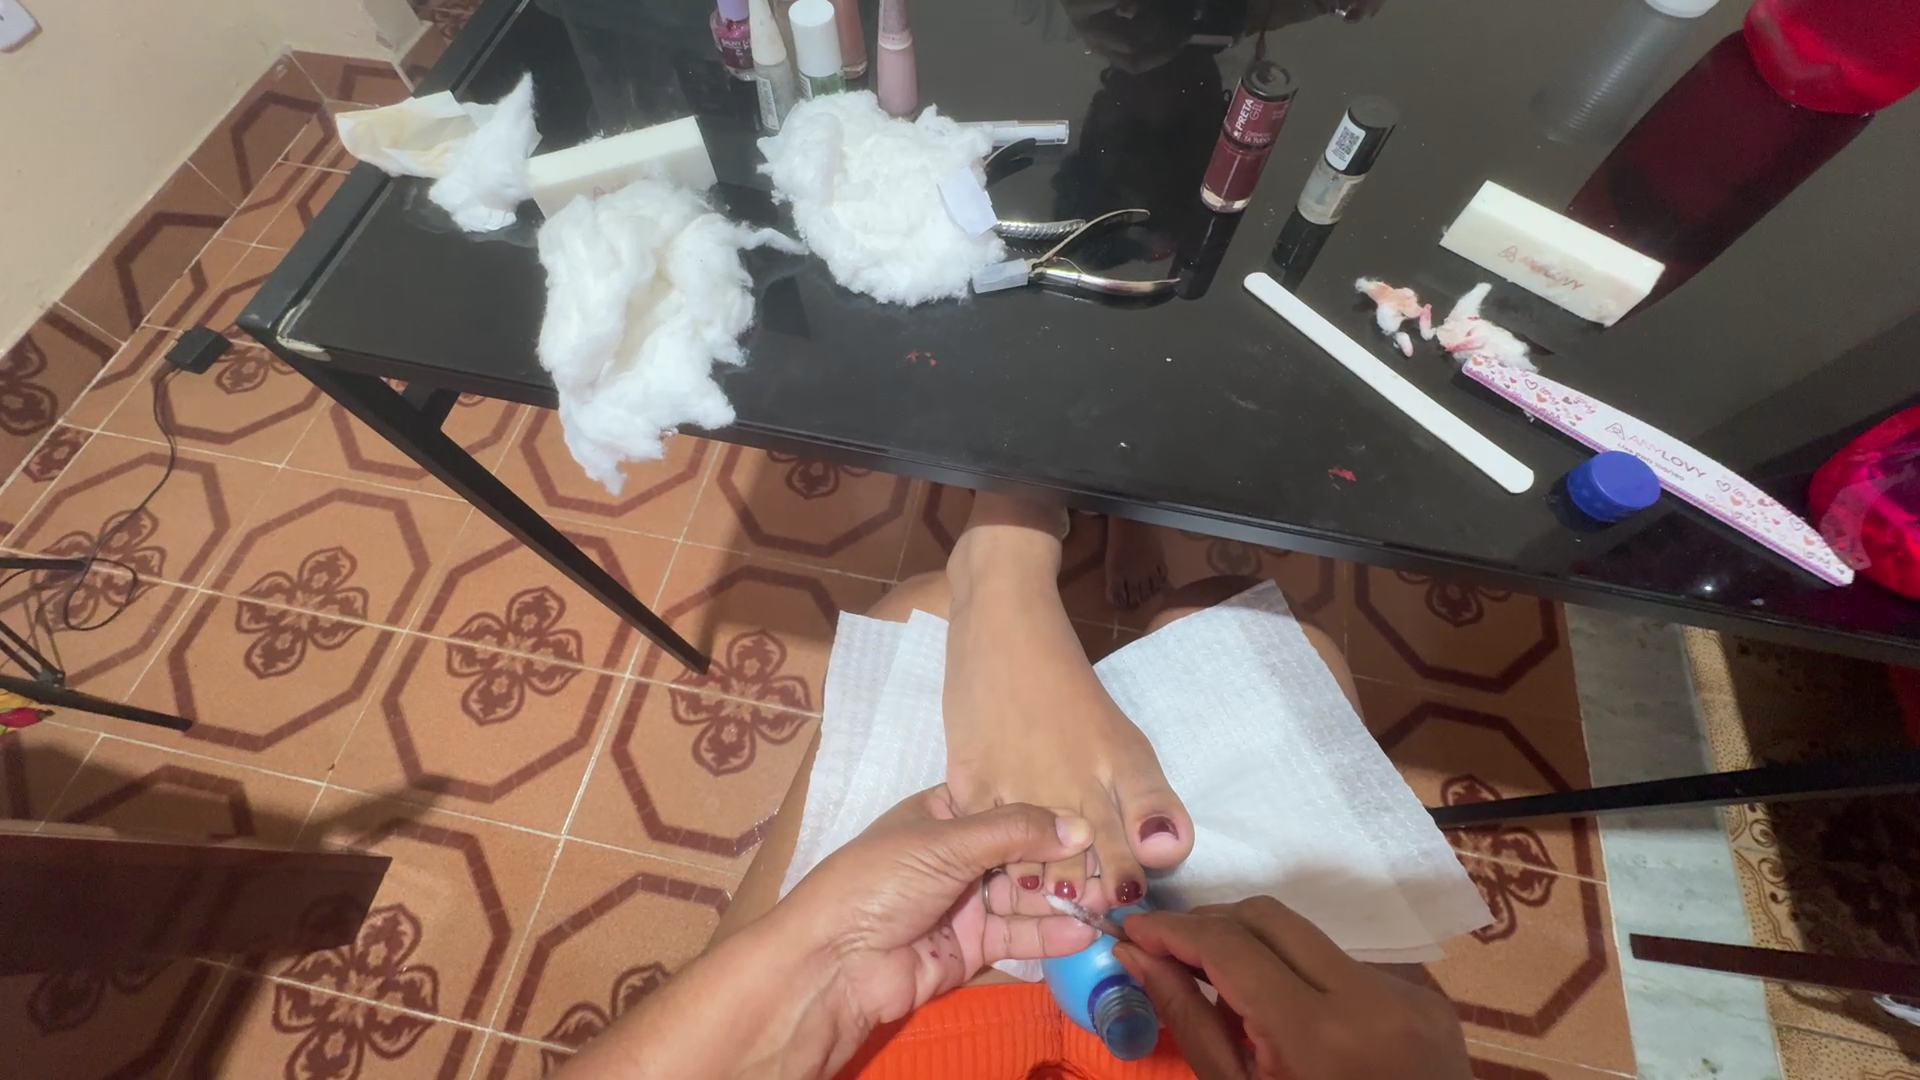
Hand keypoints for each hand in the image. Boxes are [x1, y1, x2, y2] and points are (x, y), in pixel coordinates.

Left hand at [772, 786, 1100, 1028]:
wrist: (835, 964)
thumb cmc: (883, 878)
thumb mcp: (947, 841)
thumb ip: (1014, 830)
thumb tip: (1080, 825)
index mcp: (944, 812)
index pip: (1007, 805)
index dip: (1048, 811)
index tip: (1096, 815)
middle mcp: (958, 853)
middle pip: (1020, 851)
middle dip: (1061, 859)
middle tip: (1112, 864)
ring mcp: (965, 900)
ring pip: (1024, 894)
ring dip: (1061, 898)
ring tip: (1107, 900)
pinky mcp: (972, 946)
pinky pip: (1017, 935)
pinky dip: (1049, 934)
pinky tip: (1084, 930)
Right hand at [1116, 898, 1470, 1079]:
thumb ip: (1187, 1018)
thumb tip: (1135, 950)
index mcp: (1322, 1038)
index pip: (1229, 945)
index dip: (1173, 929)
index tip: (1133, 927)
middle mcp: (1372, 999)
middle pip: (1265, 916)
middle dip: (1209, 923)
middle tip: (1170, 948)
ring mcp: (1407, 996)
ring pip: (1301, 931)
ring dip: (1250, 942)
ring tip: (1223, 985)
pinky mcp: (1425, 1000)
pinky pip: (1337, 959)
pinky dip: (1294, 968)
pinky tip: (1284, 1009)